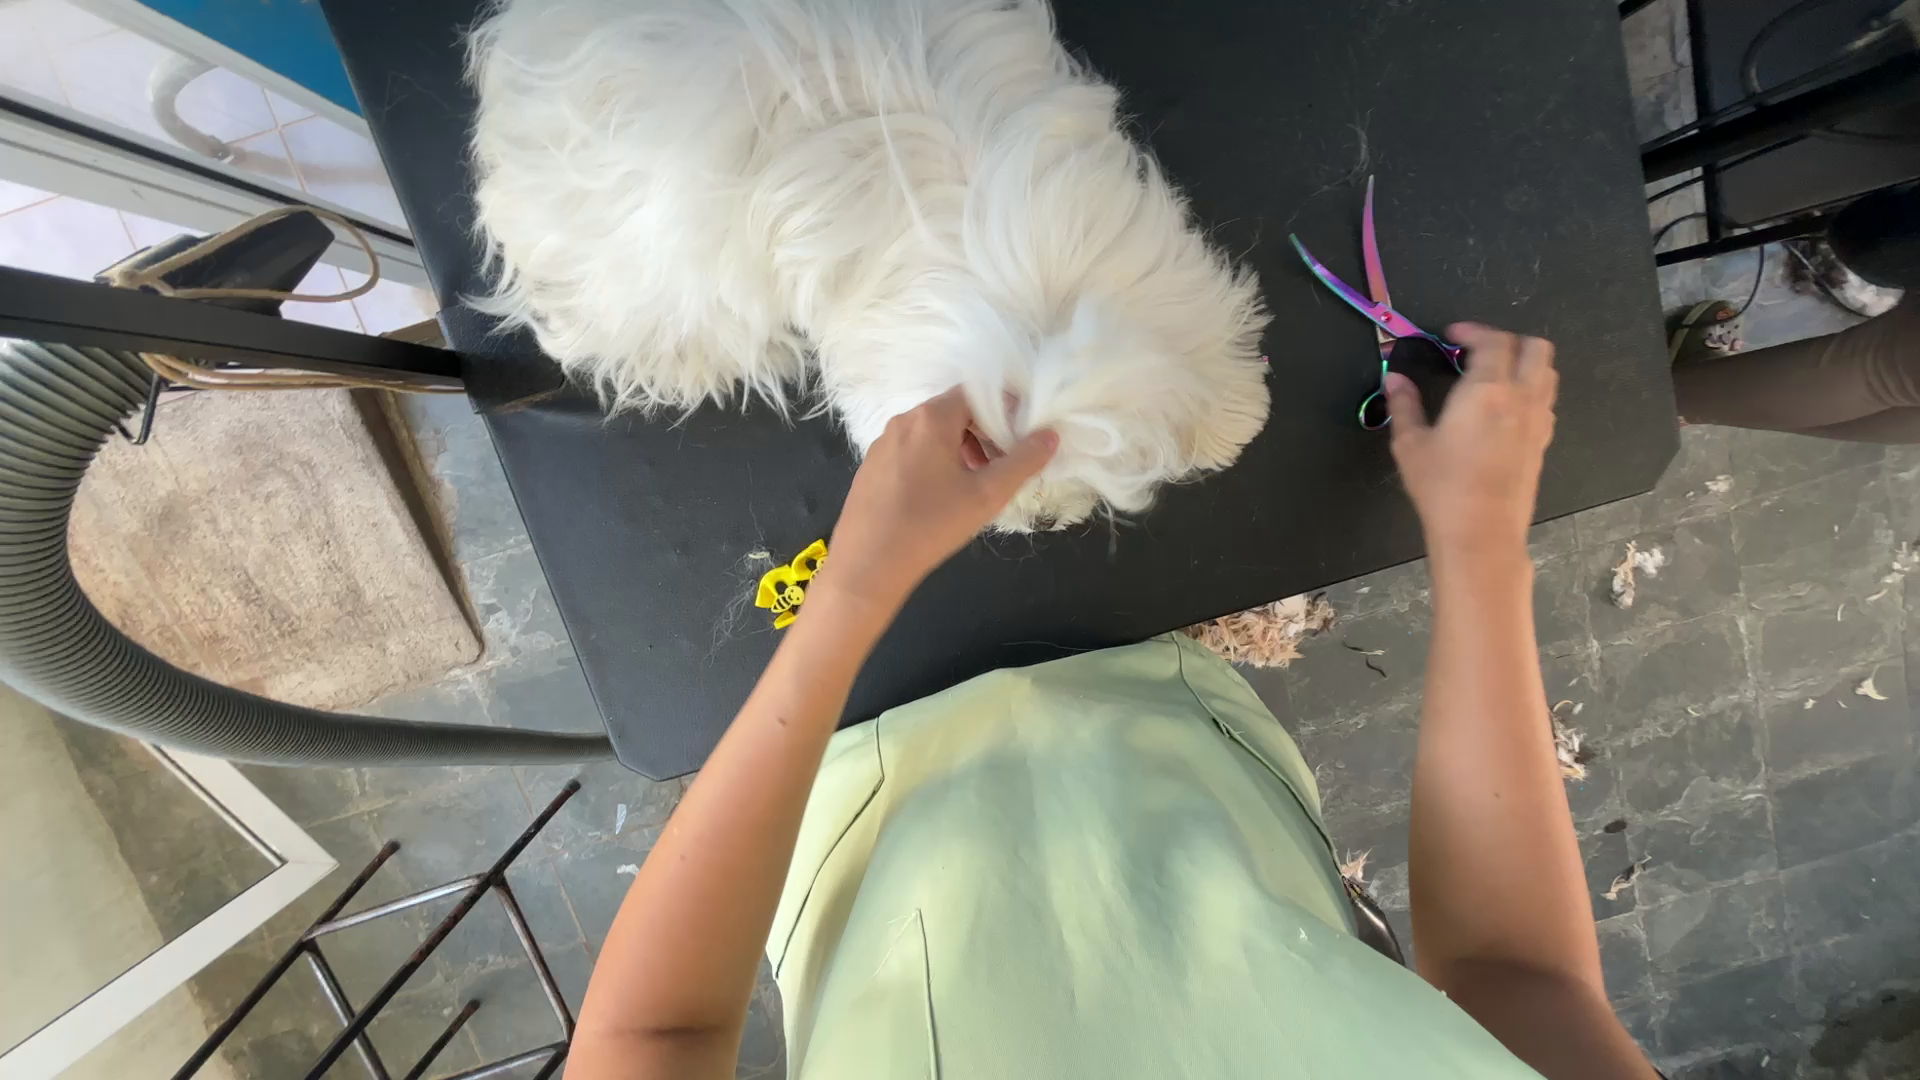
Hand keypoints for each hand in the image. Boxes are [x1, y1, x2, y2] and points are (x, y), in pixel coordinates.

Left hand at [817, 388, 1056, 611]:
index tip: (1021, 439)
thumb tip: (1049, 435)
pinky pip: (912, 452)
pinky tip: (940, 499)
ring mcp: (882, 444)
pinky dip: (935, 463)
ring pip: (932, 435)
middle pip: (954, 413)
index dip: (1005, 411)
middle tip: (1002, 467)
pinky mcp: (871, 468)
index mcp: (931, 418)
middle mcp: (903, 421)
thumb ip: (1023, 461)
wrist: (868, 565)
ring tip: (975, 486)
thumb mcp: (987, 494)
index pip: (976, 394)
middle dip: (985, 434)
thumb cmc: (931, 525)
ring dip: (961, 450)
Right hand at [1384, 323, 1557, 559]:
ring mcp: (1539, 417)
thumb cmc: (1439, 485)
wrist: (1480, 528)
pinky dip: (1530, 387)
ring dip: (1522, 360)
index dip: (1472, 331)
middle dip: (1506, 339)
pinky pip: (1546, 397)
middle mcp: (1521, 396)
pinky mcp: (1543, 438)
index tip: (1451, 334)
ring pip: (1546, 370)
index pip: (1492, 341)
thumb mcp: (1409, 444)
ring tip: (1493, 373)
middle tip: (1475, 350)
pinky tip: (1504, 405)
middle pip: (1533, 346)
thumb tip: (1395, 378)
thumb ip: (1404, 405)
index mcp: (1486, 390)